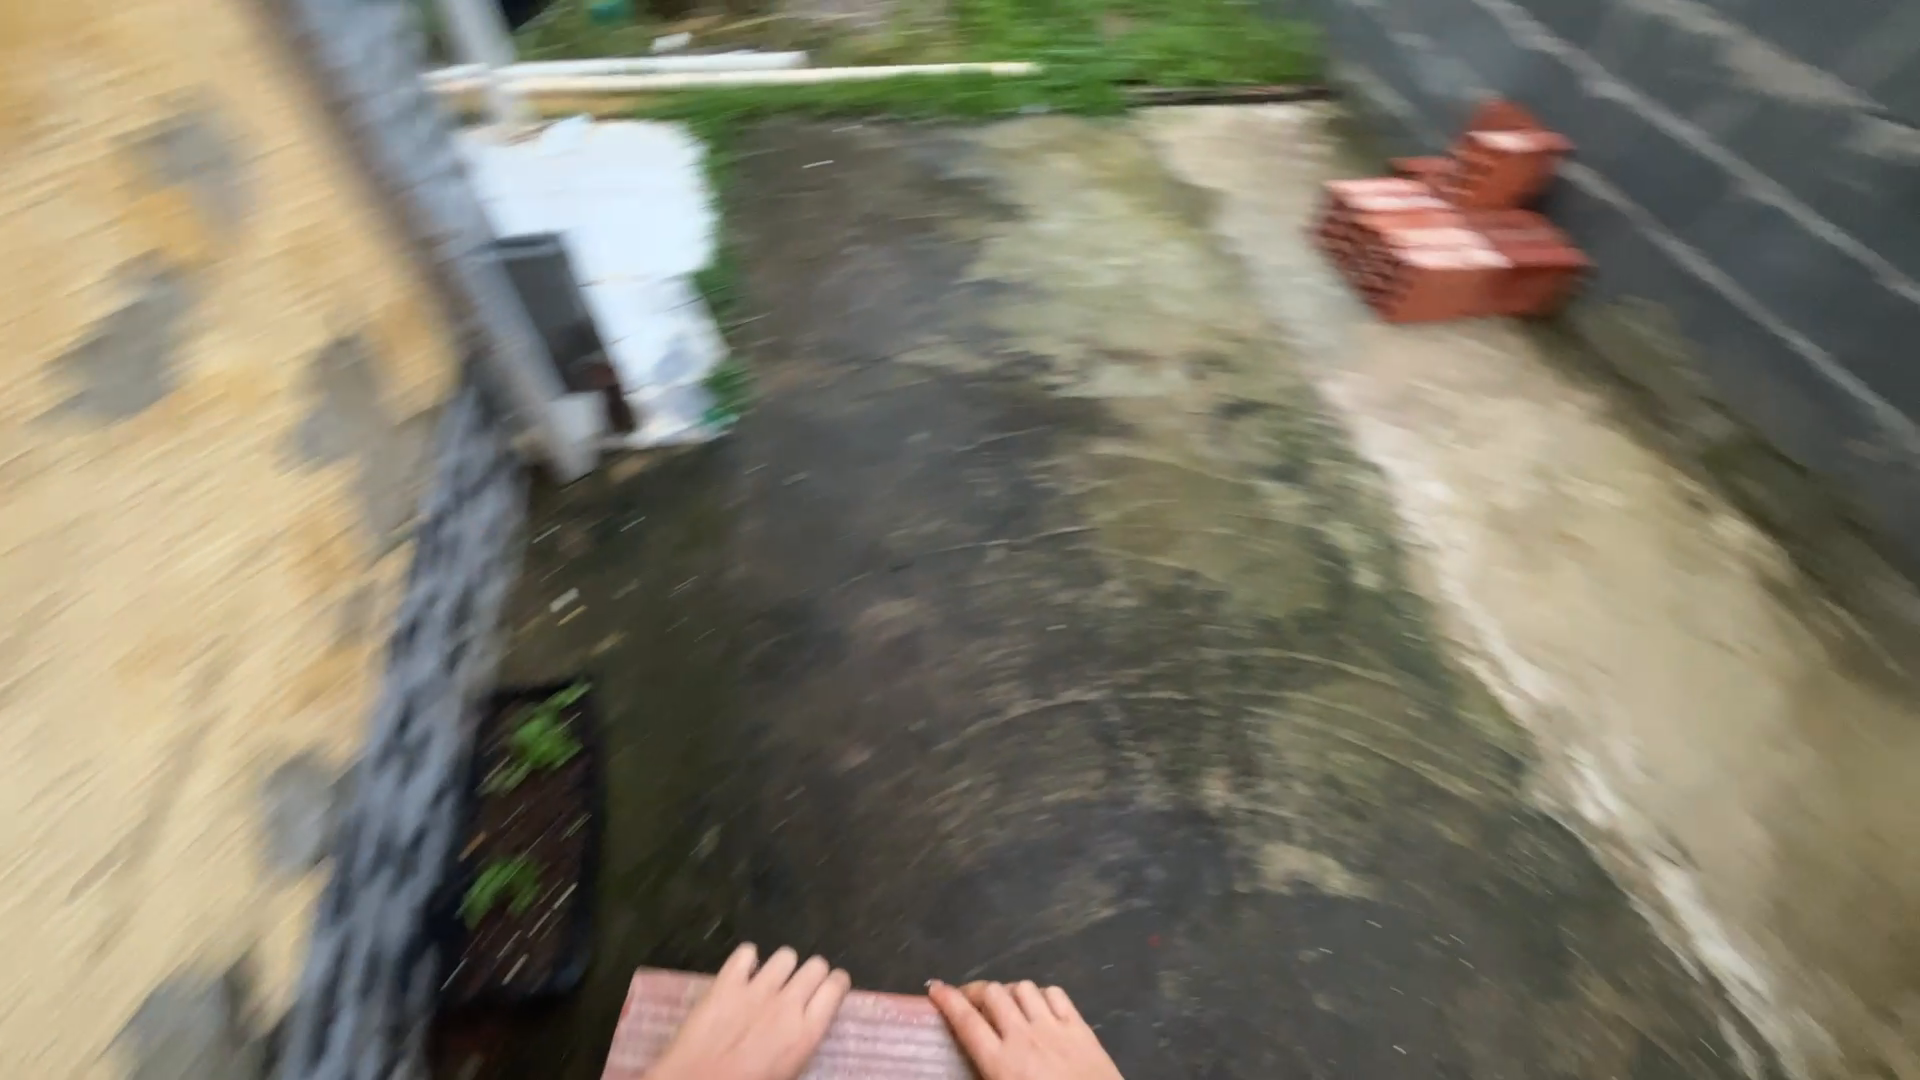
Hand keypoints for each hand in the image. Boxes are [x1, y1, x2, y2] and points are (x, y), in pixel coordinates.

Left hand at [649, 943, 851, 1079]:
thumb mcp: (788, 1077)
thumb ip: (801, 1046)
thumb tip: (806, 1029)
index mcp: (805, 1033)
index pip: (836, 986)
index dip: (836, 985)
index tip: (829, 991)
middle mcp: (787, 1004)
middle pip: (816, 965)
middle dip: (811, 976)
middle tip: (798, 992)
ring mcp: (756, 989)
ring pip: (786, 955)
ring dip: (781, 969)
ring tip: (769, 985)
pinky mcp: (726, 982)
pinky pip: (746, 952)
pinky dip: (746, 961)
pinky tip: (741, 977)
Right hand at [928, 979, 1123, 1079]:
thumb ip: (984, 1078)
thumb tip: (973, 1067)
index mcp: (1002, 1064)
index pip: (967, 1021)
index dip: (948, 1000)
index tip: (935, 987)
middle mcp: (1024, 1037)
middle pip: (993, 994)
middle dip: (976, 991)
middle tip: (970, 1001)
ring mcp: (1054, 1027)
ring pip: (1022, 987)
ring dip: (1009, 992)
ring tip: (1006, 1004)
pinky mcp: (1080, 1027)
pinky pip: (1055, 994)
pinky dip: (1042, 994)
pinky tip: (1039, 1006)